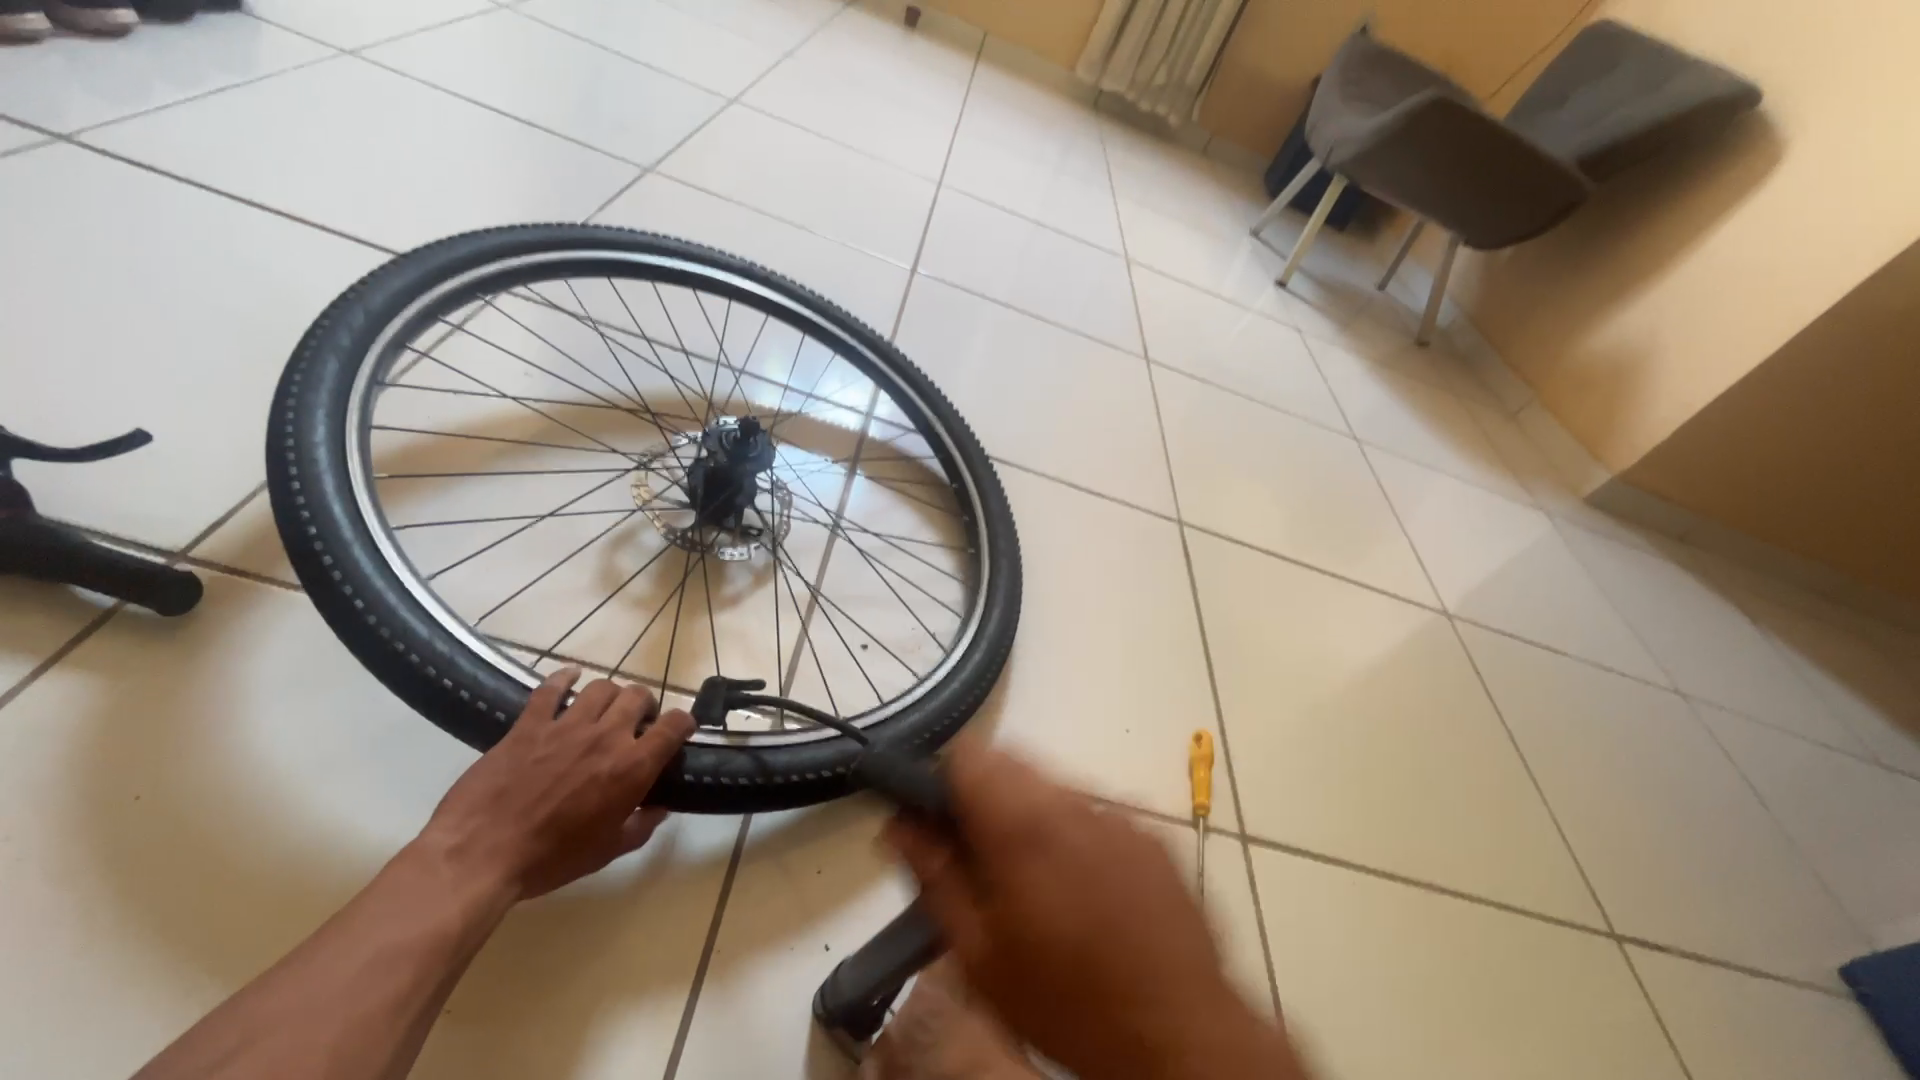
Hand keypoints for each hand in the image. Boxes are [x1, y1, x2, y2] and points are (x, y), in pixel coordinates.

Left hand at [414, 667, 695, 900]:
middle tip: (638, 722)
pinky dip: (564, 678)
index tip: (681, 729)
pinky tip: (569, 678)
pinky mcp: (528, 725)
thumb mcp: (607, 851)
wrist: (480, 855)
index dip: (683, 722)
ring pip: (601, 687)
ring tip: (605, 707)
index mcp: (631, 768)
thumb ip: (641, 826)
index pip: (673, 726)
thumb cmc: (550, 859)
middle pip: (637, 696)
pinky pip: (550, 689)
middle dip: (645, 705)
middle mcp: (605, 737)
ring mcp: (565, 726)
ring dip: (611, 694)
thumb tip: (659, 808)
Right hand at [885, 742, 1304, 1079]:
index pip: (968, 754)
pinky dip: (1073, 830)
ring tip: (1030, 877)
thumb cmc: (1064, 1003)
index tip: (935, 820)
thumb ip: (935, 876)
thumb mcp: (979, 954)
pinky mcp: (1154, 835)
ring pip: (1054, 784)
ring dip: (1029, 812)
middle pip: (1012, 762)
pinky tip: (1079, 886)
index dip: (941, 779)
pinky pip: (1097, 810)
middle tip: (977, 856)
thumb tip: (900, 824)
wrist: (1178, 1036)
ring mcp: (1122, 815)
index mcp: (1024, 825)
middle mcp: (1075, 802)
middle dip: (983, 796)